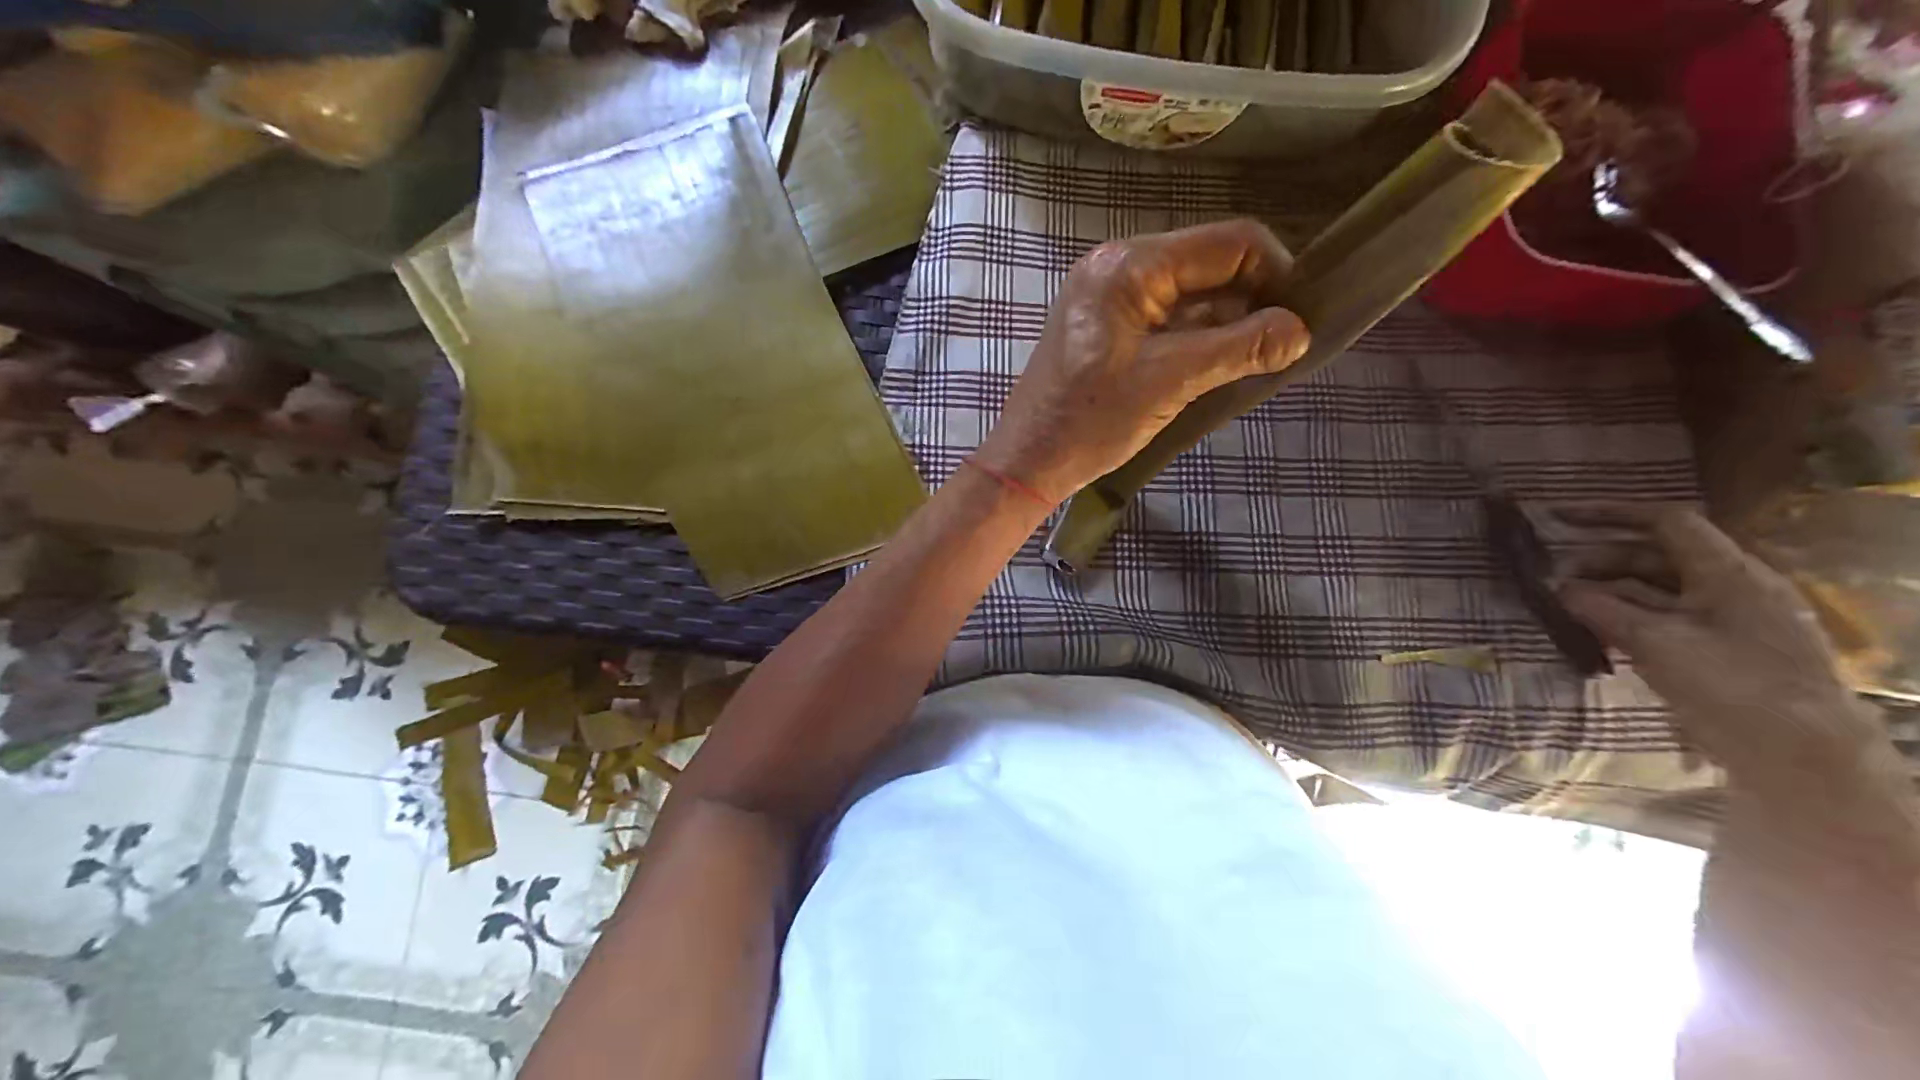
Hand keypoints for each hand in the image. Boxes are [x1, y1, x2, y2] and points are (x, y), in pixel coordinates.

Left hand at [972, 220, 1309, 504]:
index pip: (1227, 243)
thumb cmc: (1091, 420)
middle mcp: (1119, 267)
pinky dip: (1199, 337)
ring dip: (1228, 322)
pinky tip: (1225, 363)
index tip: (1303, 315)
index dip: (1275, 272)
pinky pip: (1168, 318)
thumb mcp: (1170, 380)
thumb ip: (1240, 348)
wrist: (1030, 460)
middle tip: (1288, 342)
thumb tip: (1301, 330)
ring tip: (1263, 358)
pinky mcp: (1108, 327)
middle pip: (1209, 265)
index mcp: (1130, 266)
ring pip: (1191, 295)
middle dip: (1253, 300)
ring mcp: (1111, 297)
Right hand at [1553, 503, 1881, 787]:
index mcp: (1730, 573)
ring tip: (1563, 605)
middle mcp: (1731, 587)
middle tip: (1551, 578)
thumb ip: (1600, 609)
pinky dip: (1624, 617)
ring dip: (1606, 592)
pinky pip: (1663, 618)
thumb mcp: (1655, 642)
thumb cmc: (1732, 684)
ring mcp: (1727, 620)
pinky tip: (1593, 630)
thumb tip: (1556, 587)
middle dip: (1598, 562)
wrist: (1801, 756)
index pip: (1667, 523)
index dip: (1610, 514)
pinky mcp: (1719, 649)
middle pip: (1654, 557)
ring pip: (1655, 590)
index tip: (1558, 518)